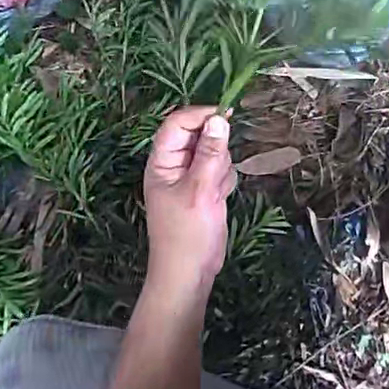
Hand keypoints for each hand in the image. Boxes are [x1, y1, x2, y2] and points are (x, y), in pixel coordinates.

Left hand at [142, 106, 235, 297]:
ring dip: (220, 165)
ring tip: (214, 191)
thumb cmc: (186, 234)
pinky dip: (224, 179)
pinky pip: (220, 168)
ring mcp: (190, 176)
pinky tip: (219, 198)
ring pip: (213, 150)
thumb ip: (209, 153)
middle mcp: (175, 165)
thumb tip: (219, 118)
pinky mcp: (205, 188)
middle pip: (198, 134)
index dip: (200, 115)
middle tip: (217, 169)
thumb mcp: (199, 191)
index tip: (226, 114)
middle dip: (214, 147)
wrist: (190, 273)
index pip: (177, 123)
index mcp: (162, 162)